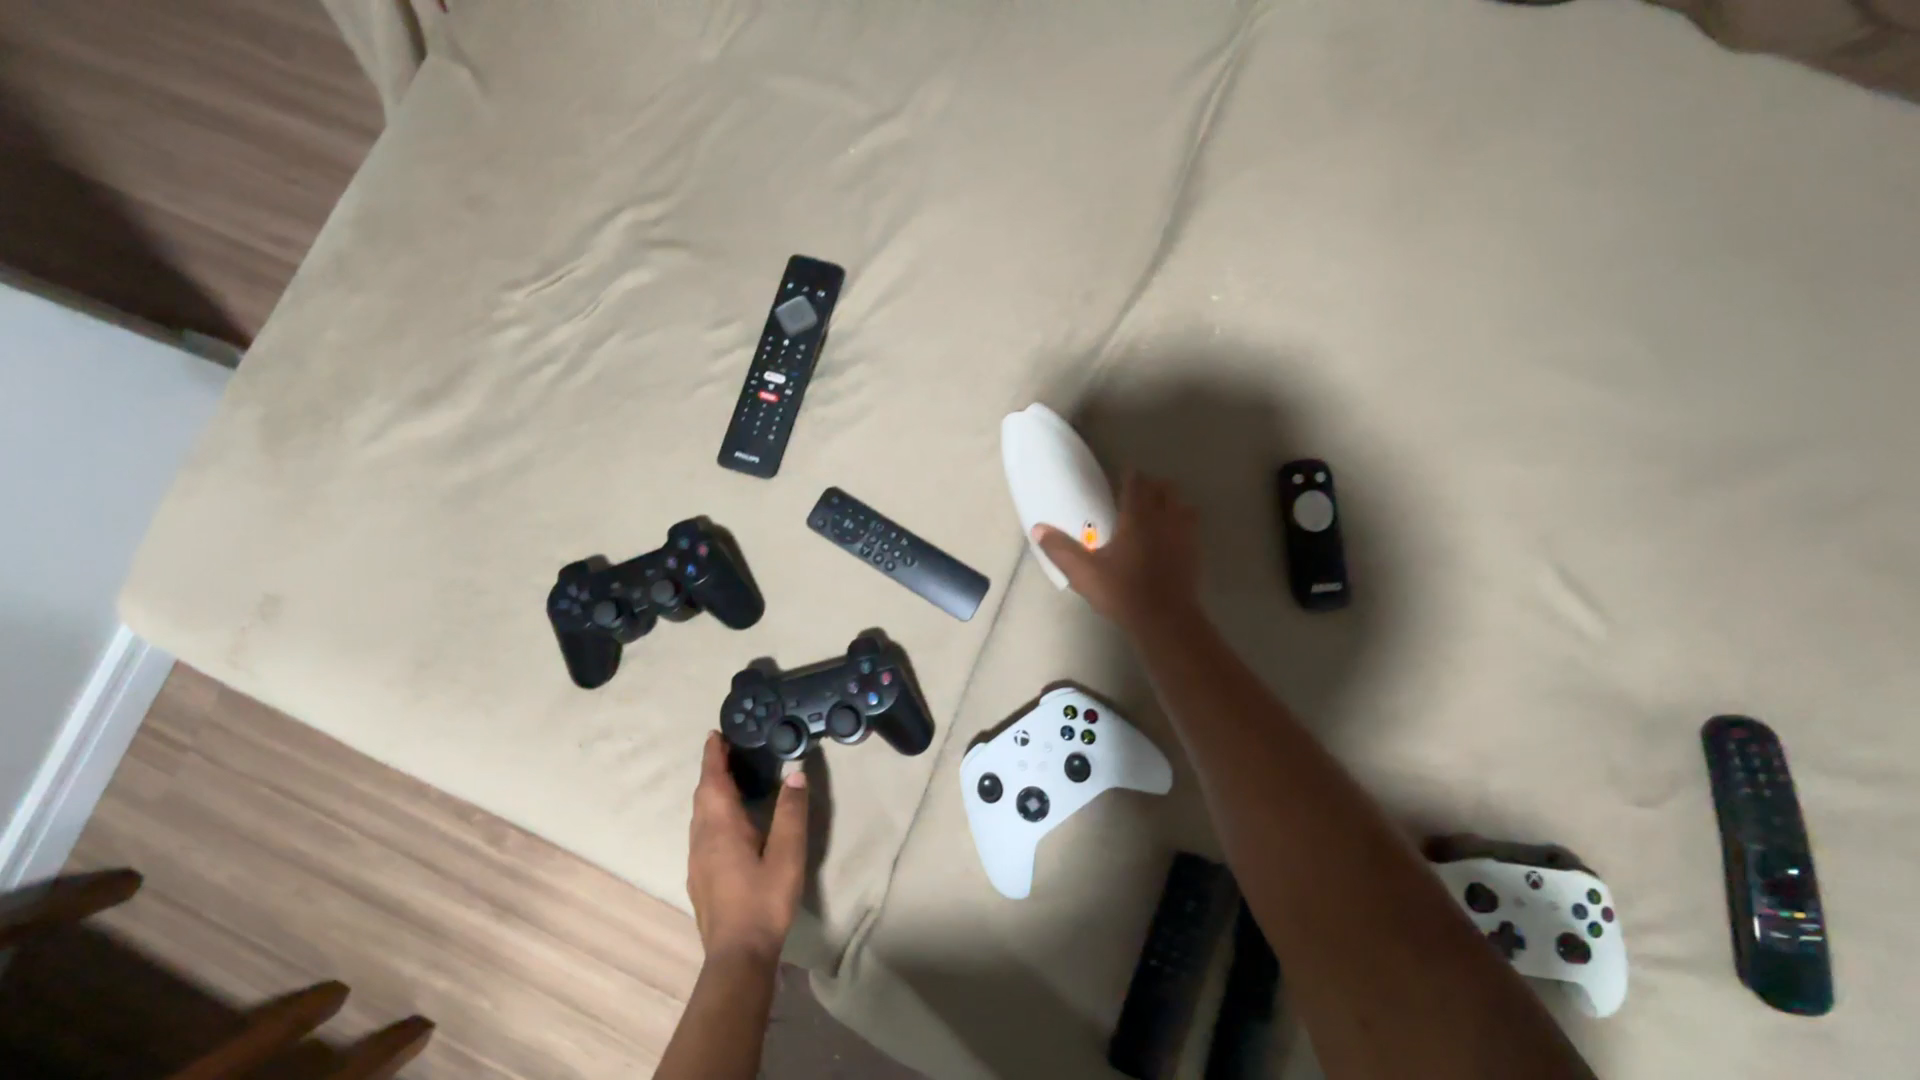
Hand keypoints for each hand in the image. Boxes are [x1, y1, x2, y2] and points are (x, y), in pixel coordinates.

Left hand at [687, 732, 808, 965]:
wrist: (737, 955)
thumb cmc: (763, 900)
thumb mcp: (787, 854)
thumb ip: (790, 812)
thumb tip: (794, 773)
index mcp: (721, 826)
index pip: (712, 780)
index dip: (713, 755)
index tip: (716, 734)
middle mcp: (701, 838)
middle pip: (702, 795)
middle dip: (712, 770)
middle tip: (728, 750)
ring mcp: (696, 860)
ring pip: (700, 815)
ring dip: (710, 792)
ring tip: (731, 780)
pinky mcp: (699, 877)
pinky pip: (702, 831)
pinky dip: (712, 813)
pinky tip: (728, 824)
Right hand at [1032, 469, 1201, 630]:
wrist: (1165, 620)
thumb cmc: (1122, 592)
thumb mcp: (1084, 573)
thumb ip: (1061, 549)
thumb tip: (1038, 528)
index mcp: (1136, 519)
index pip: (1136, 485)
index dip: (1131, 476)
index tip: (1125, 472)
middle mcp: (1163, 520)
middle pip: (1164, 489)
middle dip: (1153, 485)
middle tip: (1140, 489)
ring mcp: (1183, 535)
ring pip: (1183, 504)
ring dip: (1171, 501)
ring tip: (1160, 508)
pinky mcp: (1194, 552)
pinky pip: (1192, 526)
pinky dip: (1183, 521)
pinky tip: (1174, 534)